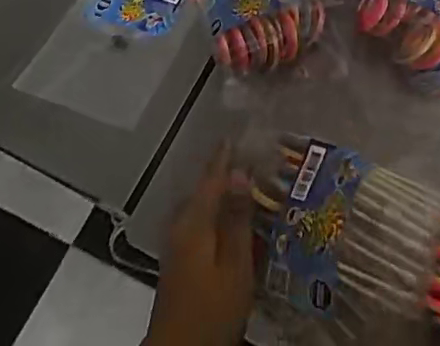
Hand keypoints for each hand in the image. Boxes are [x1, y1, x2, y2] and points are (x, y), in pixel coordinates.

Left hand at [147, 142, 254, 345]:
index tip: (242, 130)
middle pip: (206, 191)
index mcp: (194, 224)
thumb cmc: (211, 309)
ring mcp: (179, 247)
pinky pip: (204, 224)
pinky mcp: (183, 263)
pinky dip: (222, 213)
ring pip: (205, 208)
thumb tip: (240, 172)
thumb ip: (237, 217)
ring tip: (255, 182)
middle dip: (229, 172)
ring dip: (227, 193)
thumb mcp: (234, 263)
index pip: (212, 178)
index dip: (227, 155)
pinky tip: (241, 218)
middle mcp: (182, 229)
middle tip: (259, 156)